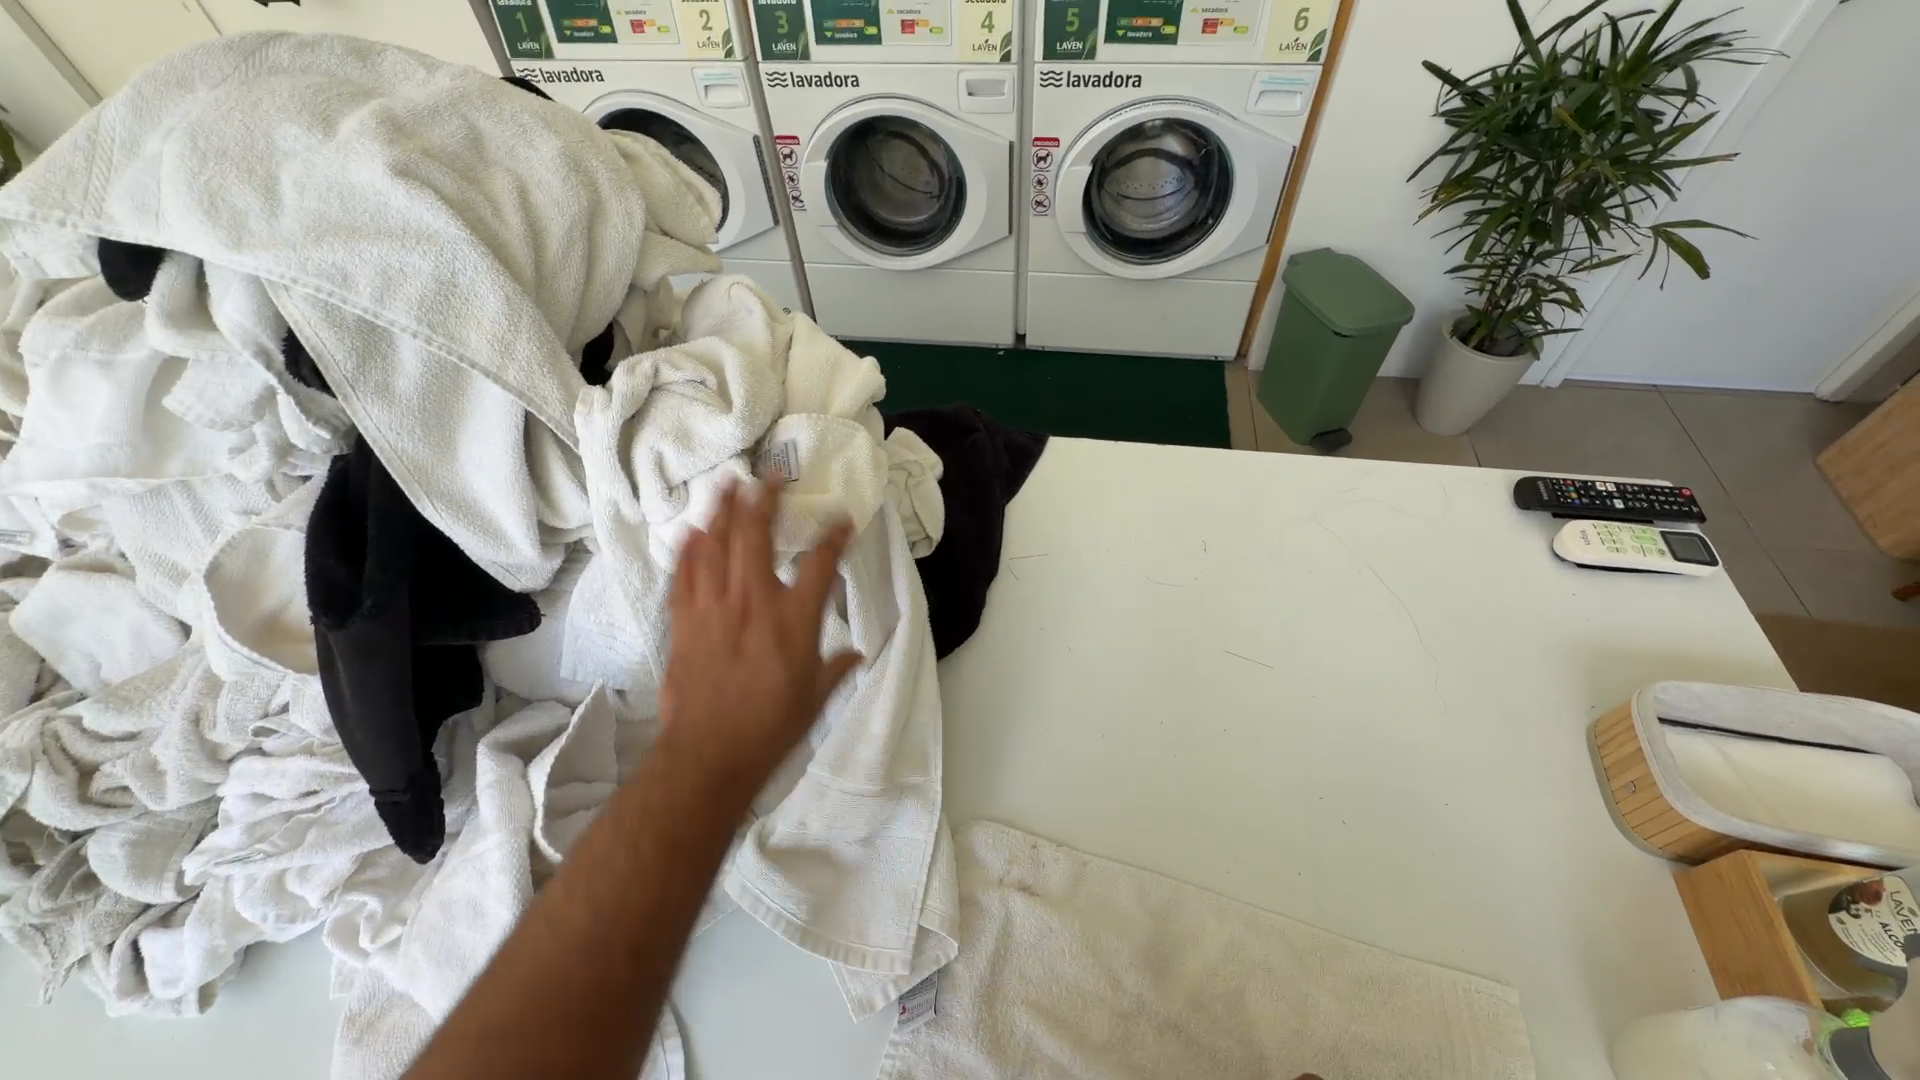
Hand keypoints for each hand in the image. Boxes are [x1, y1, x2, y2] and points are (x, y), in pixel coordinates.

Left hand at [659, 481, 861, 795]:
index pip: (820, 563)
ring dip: (722, 510)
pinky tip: (691, 531)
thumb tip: (856, 654)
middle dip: (765, 499)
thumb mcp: (816, 698)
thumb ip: (836, 668)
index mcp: (794, 619)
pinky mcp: (684, 621)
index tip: (842, 520)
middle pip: (757, 536)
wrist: (710, 754)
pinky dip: (688, 550)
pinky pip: (684, 575)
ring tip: (728, 483)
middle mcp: (754, 602)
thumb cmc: (771, 727)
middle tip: (770, 476)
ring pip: (716, 545)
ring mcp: (713, 608)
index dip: (834, 537)